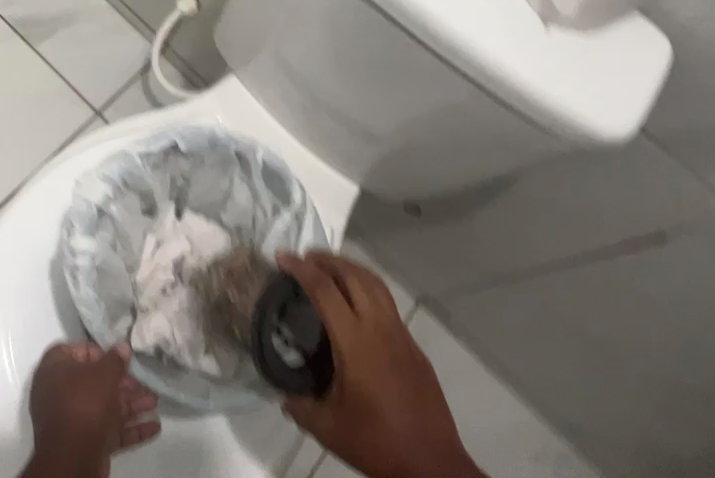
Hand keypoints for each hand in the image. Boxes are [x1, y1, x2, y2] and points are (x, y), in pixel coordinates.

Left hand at [22, 342, 161, 477]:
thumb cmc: (85, 403)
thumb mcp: (104, 373)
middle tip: (142, 382)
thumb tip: (122, 347)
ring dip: (131, 404)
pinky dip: (130, 428)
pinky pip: (108, 430)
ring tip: (154, 402)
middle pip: (94, 381)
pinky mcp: (85, 442)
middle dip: (122, 383)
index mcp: (54, 370)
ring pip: (104, 406)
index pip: (74, 351)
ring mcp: (71, 419)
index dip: (98, 351)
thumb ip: (115, 359)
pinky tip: (154, 426)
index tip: (117, 357)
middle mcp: (60, 393)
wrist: (73, 458)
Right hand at [277, 252, 484, 477]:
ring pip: (376, 285)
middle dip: (327, 260)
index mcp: (355, 341)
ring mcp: (401, 335)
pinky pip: (388, 304)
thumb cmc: (377, 442)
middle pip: (353, 275)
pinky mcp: (414, 348)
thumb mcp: (328, 428)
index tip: (282, 256)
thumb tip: (285, 397)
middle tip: (304, 258)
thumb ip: (301, 407)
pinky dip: (368, 289)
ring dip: (350, 269)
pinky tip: (357, 306)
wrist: (432, 464)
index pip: (324, 290)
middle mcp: (380, 328)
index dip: (301, 269)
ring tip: (330, 269)